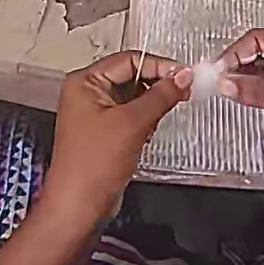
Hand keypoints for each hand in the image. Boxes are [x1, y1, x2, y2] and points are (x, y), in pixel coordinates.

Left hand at [40, 51, 191, 227]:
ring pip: (134, 97)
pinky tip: (146, 134)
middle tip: (181, 93)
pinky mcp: (104, 131)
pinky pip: (130, 116)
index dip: (158, 65)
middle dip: (156, 87)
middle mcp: (86, 93)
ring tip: (156, 120)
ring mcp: (94, 113)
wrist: (79, 204)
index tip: (184, 74)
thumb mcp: (132, 123)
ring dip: (150, 107)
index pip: (128, 60)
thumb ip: (160, 96)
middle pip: (131, 76)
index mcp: (84, 82)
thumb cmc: (91, 166)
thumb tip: (181, 77)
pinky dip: (144, 121)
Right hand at [215, 28, 263, 200]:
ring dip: (249, 78)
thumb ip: (263, 93)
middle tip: (218, 83)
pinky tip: (250, 100)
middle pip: (263, 49)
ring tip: (230, 93)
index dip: (236, 53)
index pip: (263, 38)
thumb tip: (228, 83)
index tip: (216, 73)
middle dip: (239, 64)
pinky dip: (261, 91)